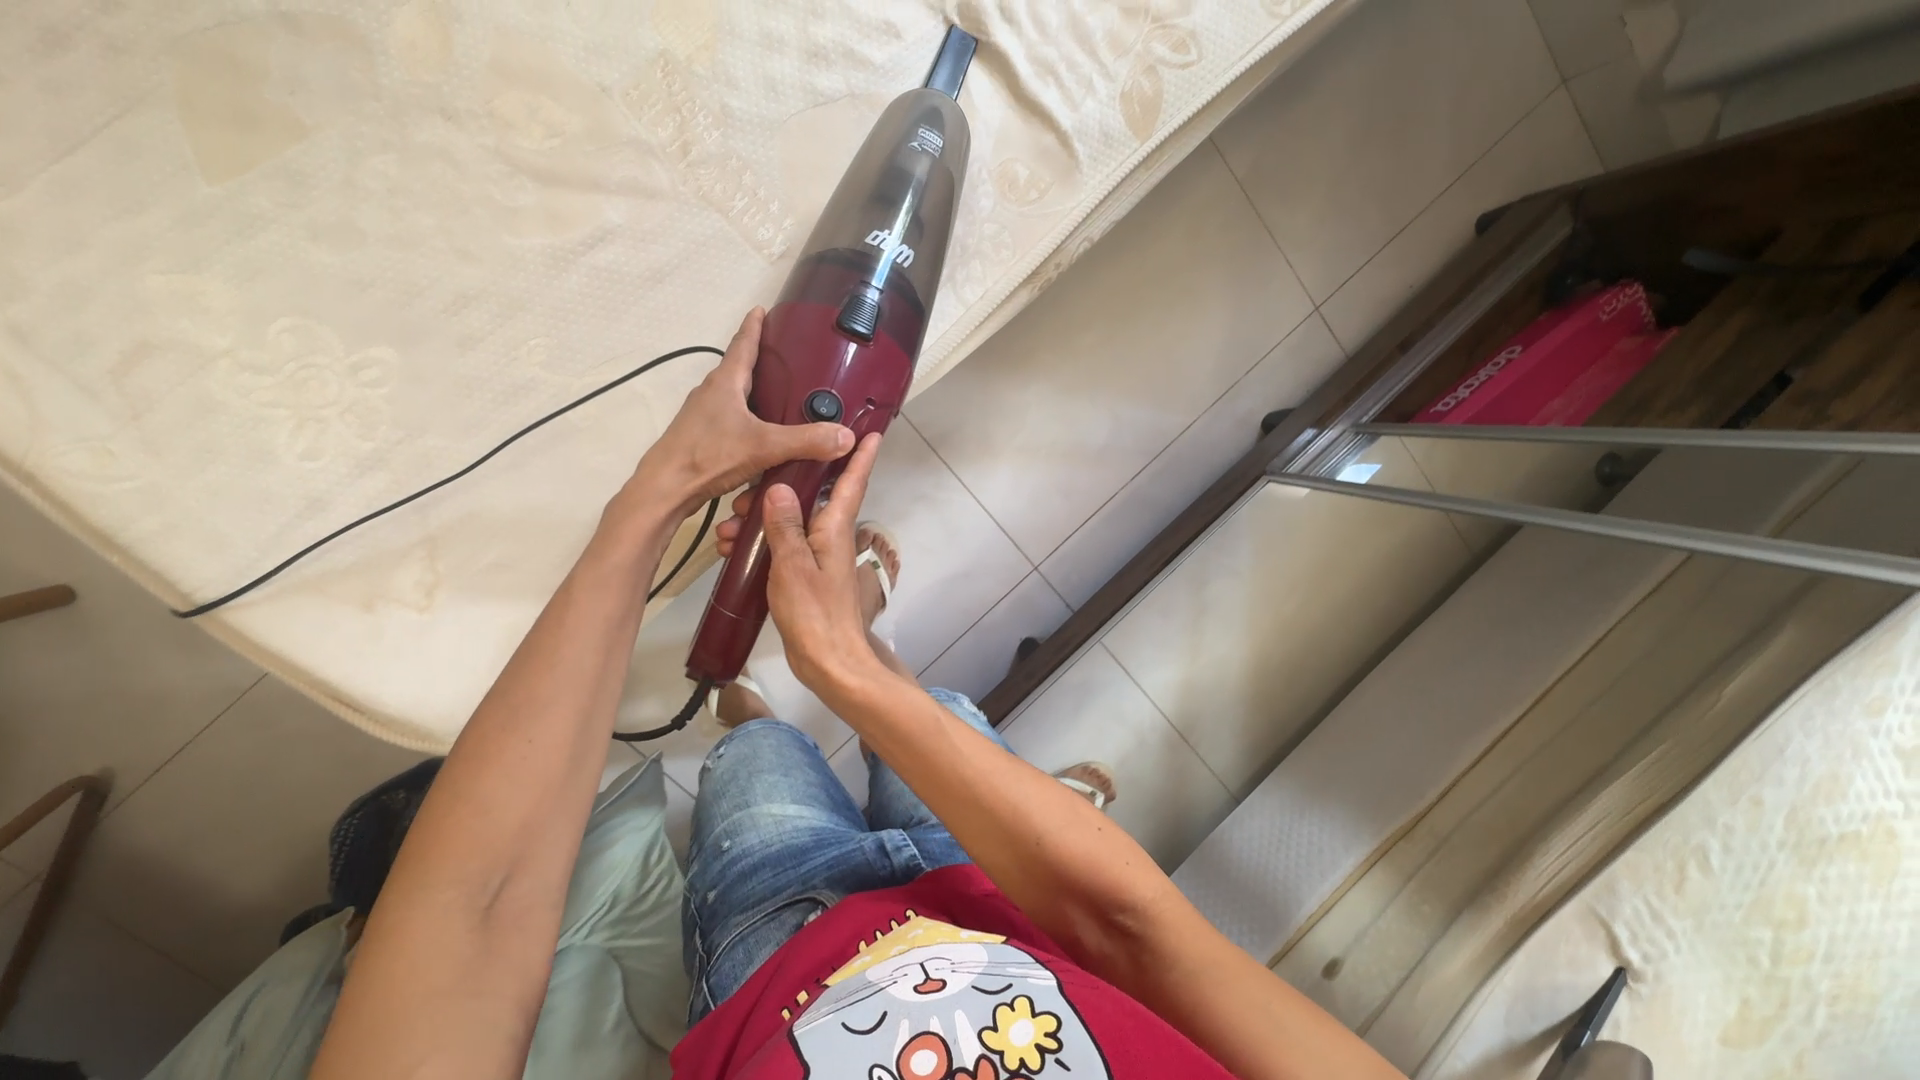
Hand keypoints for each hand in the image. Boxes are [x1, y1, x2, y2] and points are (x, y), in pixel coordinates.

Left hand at [630, 308, 852, 516]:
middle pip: (739, 368)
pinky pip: (731, 418)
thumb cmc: (709, 457)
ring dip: (755, 391)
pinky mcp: (701, 437)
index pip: (742, 344)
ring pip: (734, 395)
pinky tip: (764, 433)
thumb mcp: (764, 447)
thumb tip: (846, 436)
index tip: (763, 309)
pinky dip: (749, 417)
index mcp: (725, 383)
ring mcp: (703, 416)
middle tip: (788, 356)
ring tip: (782, 395)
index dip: (754, 326)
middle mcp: (711, 393)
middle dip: (761, 360)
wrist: (666, 489)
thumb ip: (806, 441)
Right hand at [758, 433, 889, 690]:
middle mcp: (831, 536)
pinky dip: (760, 545)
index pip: (852, 482)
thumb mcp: (793, 565)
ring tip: (728, 531)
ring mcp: (818, 557)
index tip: (871, 431)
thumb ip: (785, 525)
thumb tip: (778, 487)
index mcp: (836, 528)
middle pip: (809, 499)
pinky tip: (733, 551)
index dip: (861, 456)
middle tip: (742, 498)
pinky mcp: (805, 576)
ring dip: (760, 522)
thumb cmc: (815, 612)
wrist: (827, 660)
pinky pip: (782, 548)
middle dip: (777, 489)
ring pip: (789, 524)